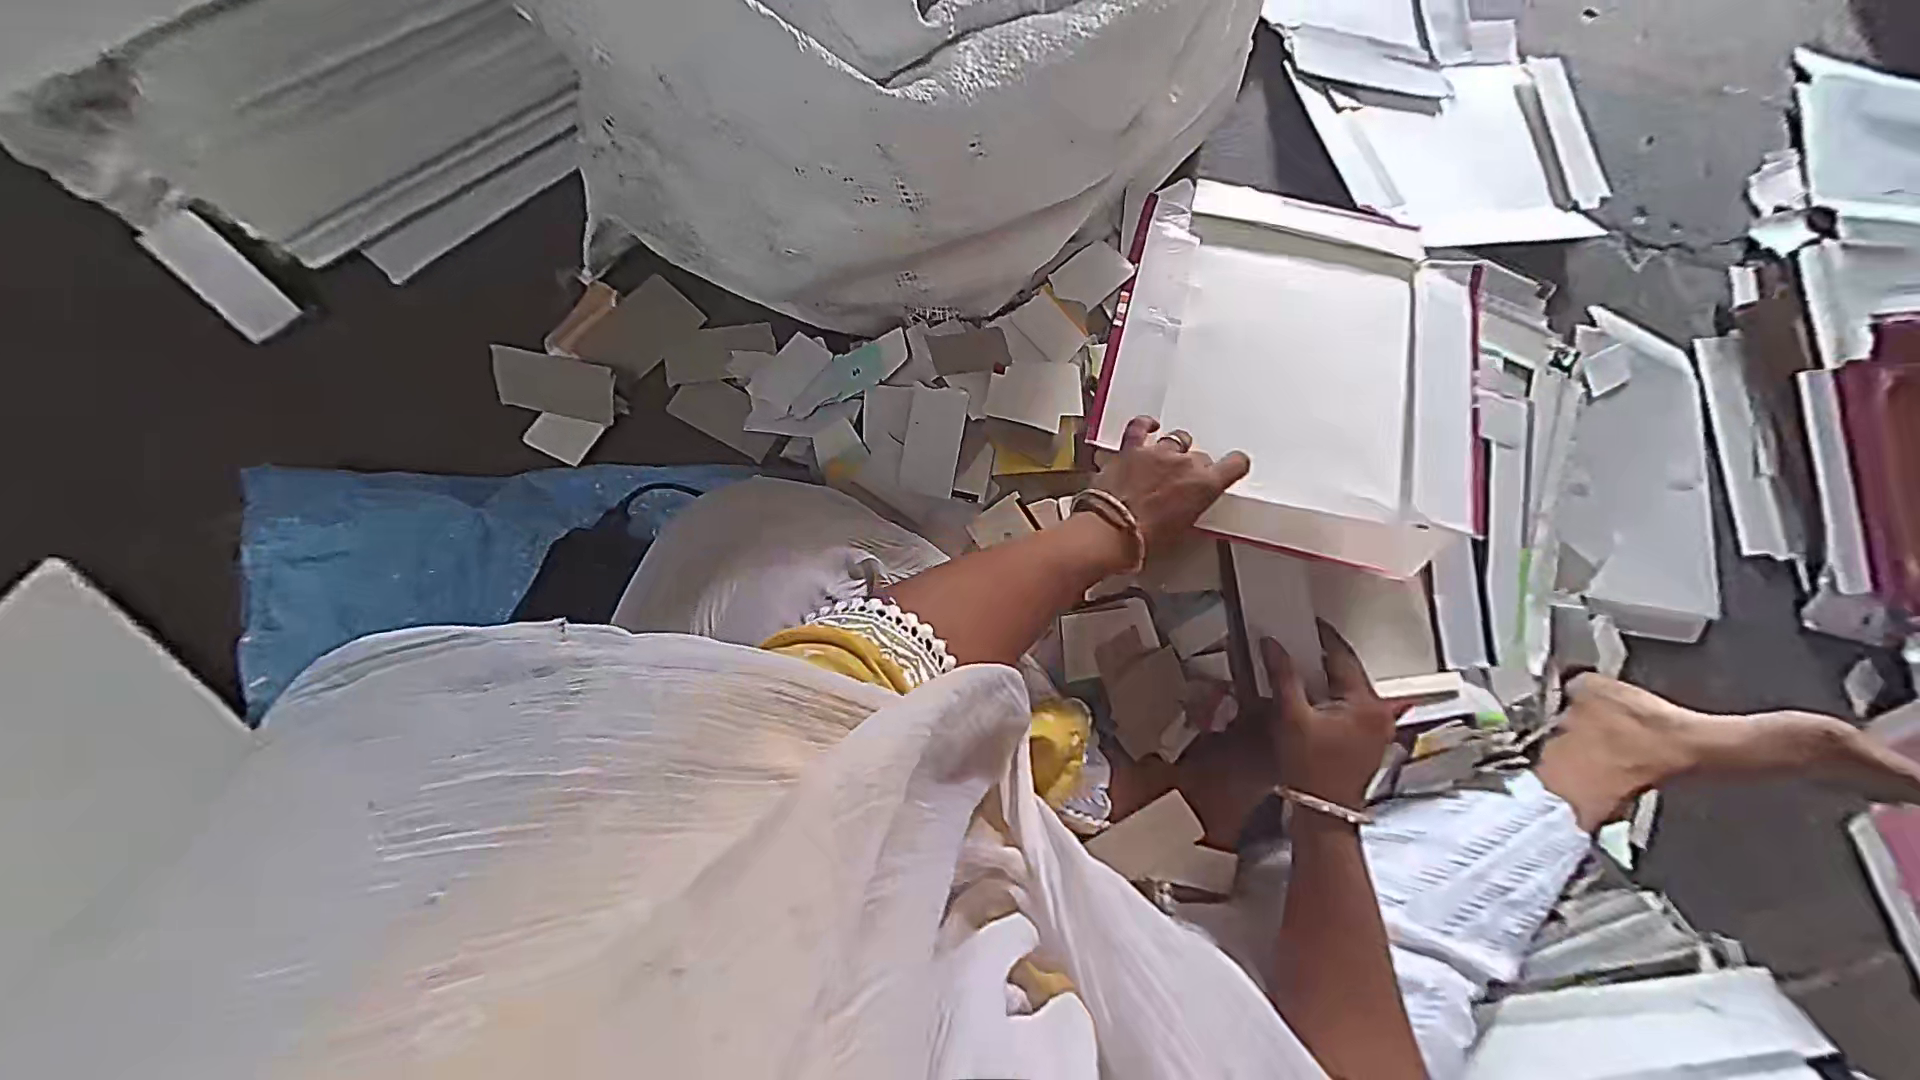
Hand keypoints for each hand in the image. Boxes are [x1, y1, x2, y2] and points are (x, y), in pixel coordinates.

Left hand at [1095, 416, 1249, 557]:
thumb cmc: (1145, 537)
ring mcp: (1157, 453)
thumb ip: (1191, 509)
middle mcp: (1184, 463)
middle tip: (1181, 484)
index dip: (1234, 465)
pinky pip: (1140, 427)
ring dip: (1173, 449)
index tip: (1232, 467)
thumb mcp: (1182, 530)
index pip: (1235, 464)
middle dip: (1193, 468)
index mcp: (1205, 485)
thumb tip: (1186, 508)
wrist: (1113, 530)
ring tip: (1165, 461)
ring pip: (1175, 440)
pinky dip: (1145, 424)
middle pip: (1199, 456)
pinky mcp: (1131, 449)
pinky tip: (1149, 426)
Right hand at [1263, 622, 1397, 808]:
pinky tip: (1307, 694)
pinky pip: (1348, 704)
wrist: (1322, 811)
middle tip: (1295, 641)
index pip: (1342, 656)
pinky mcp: (1368, 737)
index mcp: (1366, 704)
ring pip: (1347, 687)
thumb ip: (1283, 676)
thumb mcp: (1291, 716)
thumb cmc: (1309, 768)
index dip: (1321, 636)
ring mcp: (1377, 727)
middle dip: (1320, 656)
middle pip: (1347, 671)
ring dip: (1323, 675)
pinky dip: (1328, 694)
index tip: (1305, 621)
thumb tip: (1272, 644)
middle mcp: (1380, 713)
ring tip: (1297, 665)